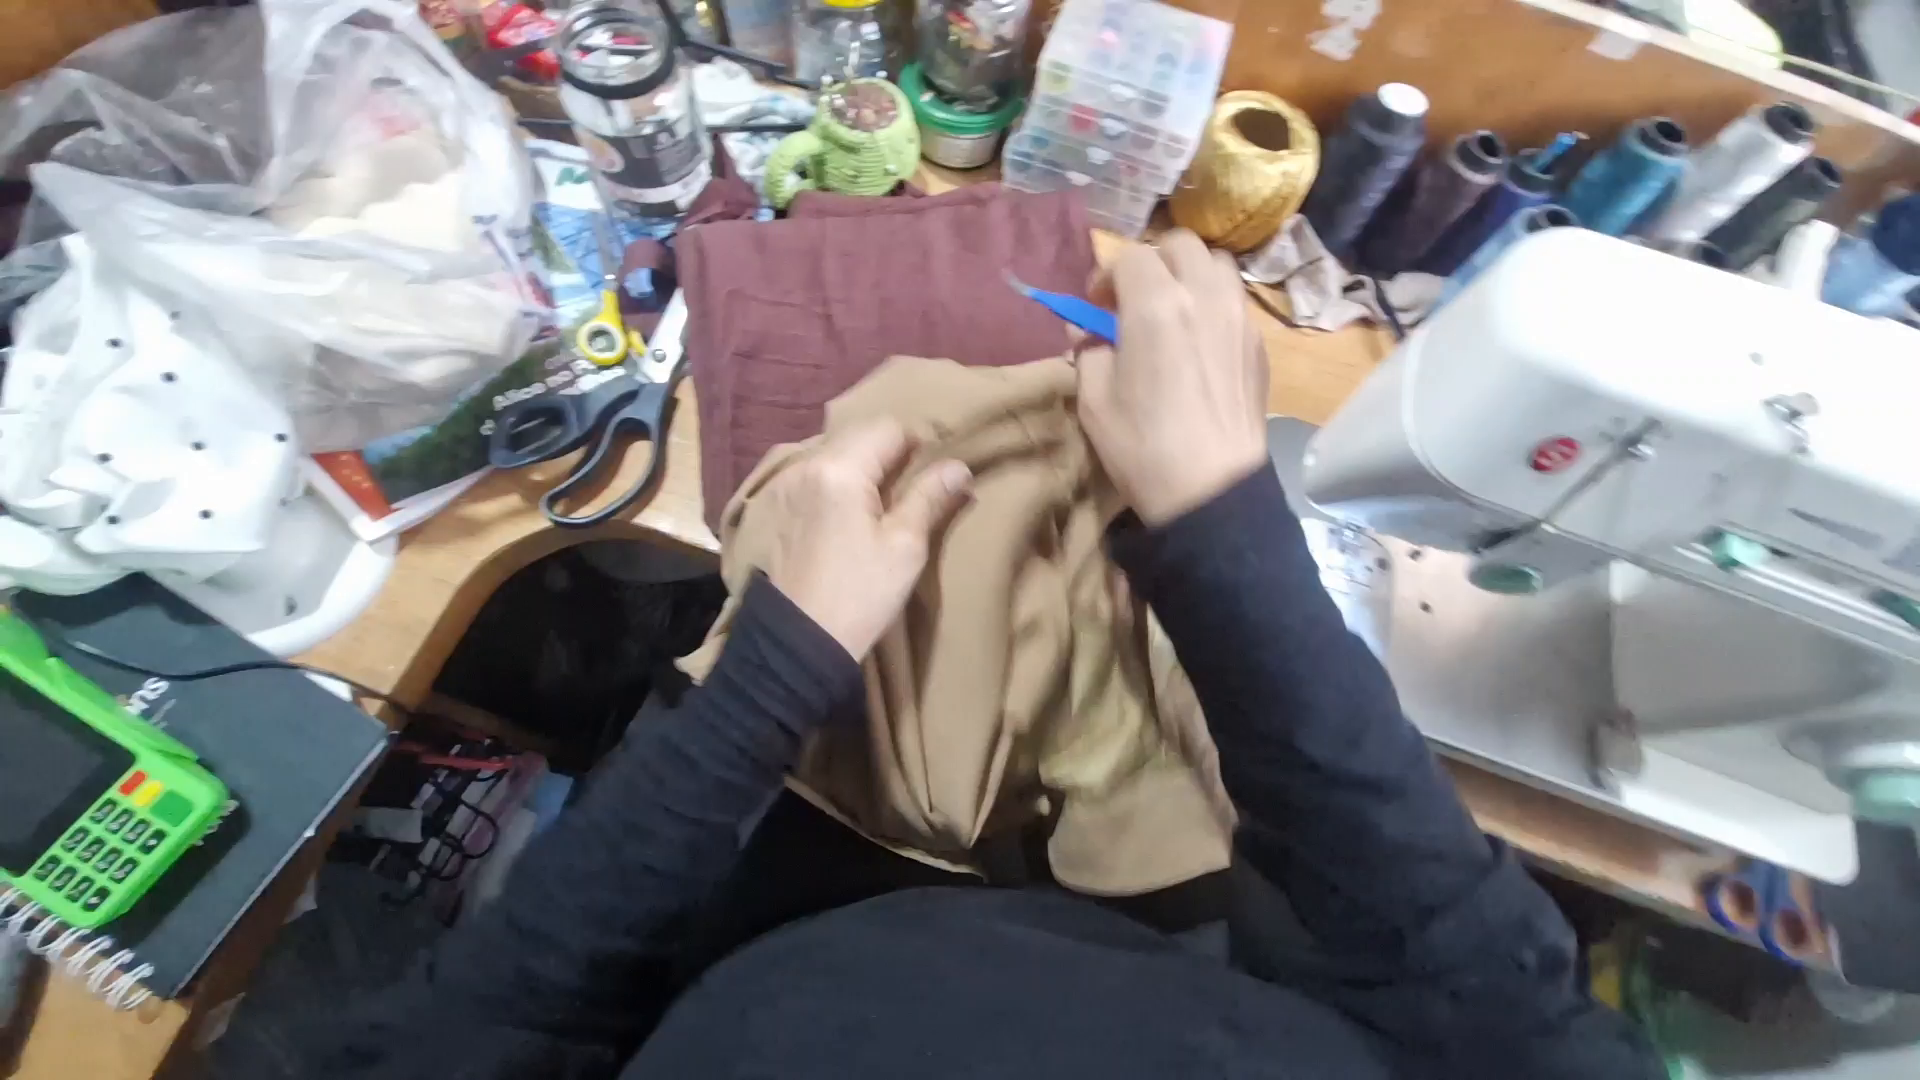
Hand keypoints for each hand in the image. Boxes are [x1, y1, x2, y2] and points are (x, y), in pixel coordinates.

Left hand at [762, 420, 972, 660]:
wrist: (795, 644)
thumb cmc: (858, 596)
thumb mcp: (904, 547)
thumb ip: (930, 497)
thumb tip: (960, 467)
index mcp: (838, 470)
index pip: (887, 428)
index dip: (917, 444)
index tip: (932, 474)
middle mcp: (803, 465)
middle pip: (855, 436)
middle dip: (886, 454)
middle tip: (909, 491)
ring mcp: (780, 485)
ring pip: (830, 454)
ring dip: (858, 467)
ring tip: (876, 505)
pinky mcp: (770, 507)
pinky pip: (809, 475)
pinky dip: (832, 482)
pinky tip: (843, 515)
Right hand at [1076, 229, 1269, 525]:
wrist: (1210, 488)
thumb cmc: (1142, 446)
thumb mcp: (1093, 401)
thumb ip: (1088, 351)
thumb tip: (1088, 331)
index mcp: (1156, 305)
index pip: (1130, 257)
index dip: (1106, 275)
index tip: (1094, 305)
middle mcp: (1203, 295)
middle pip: (1180, 246)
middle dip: (1151, 262)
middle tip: (1133, 299)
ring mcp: (1239, 317)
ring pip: (1216, 265)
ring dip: (1188, 276)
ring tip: (1171, 312)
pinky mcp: (1258, 343)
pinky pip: (1234, 301)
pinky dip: (1212, 304)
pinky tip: (1198, 343)